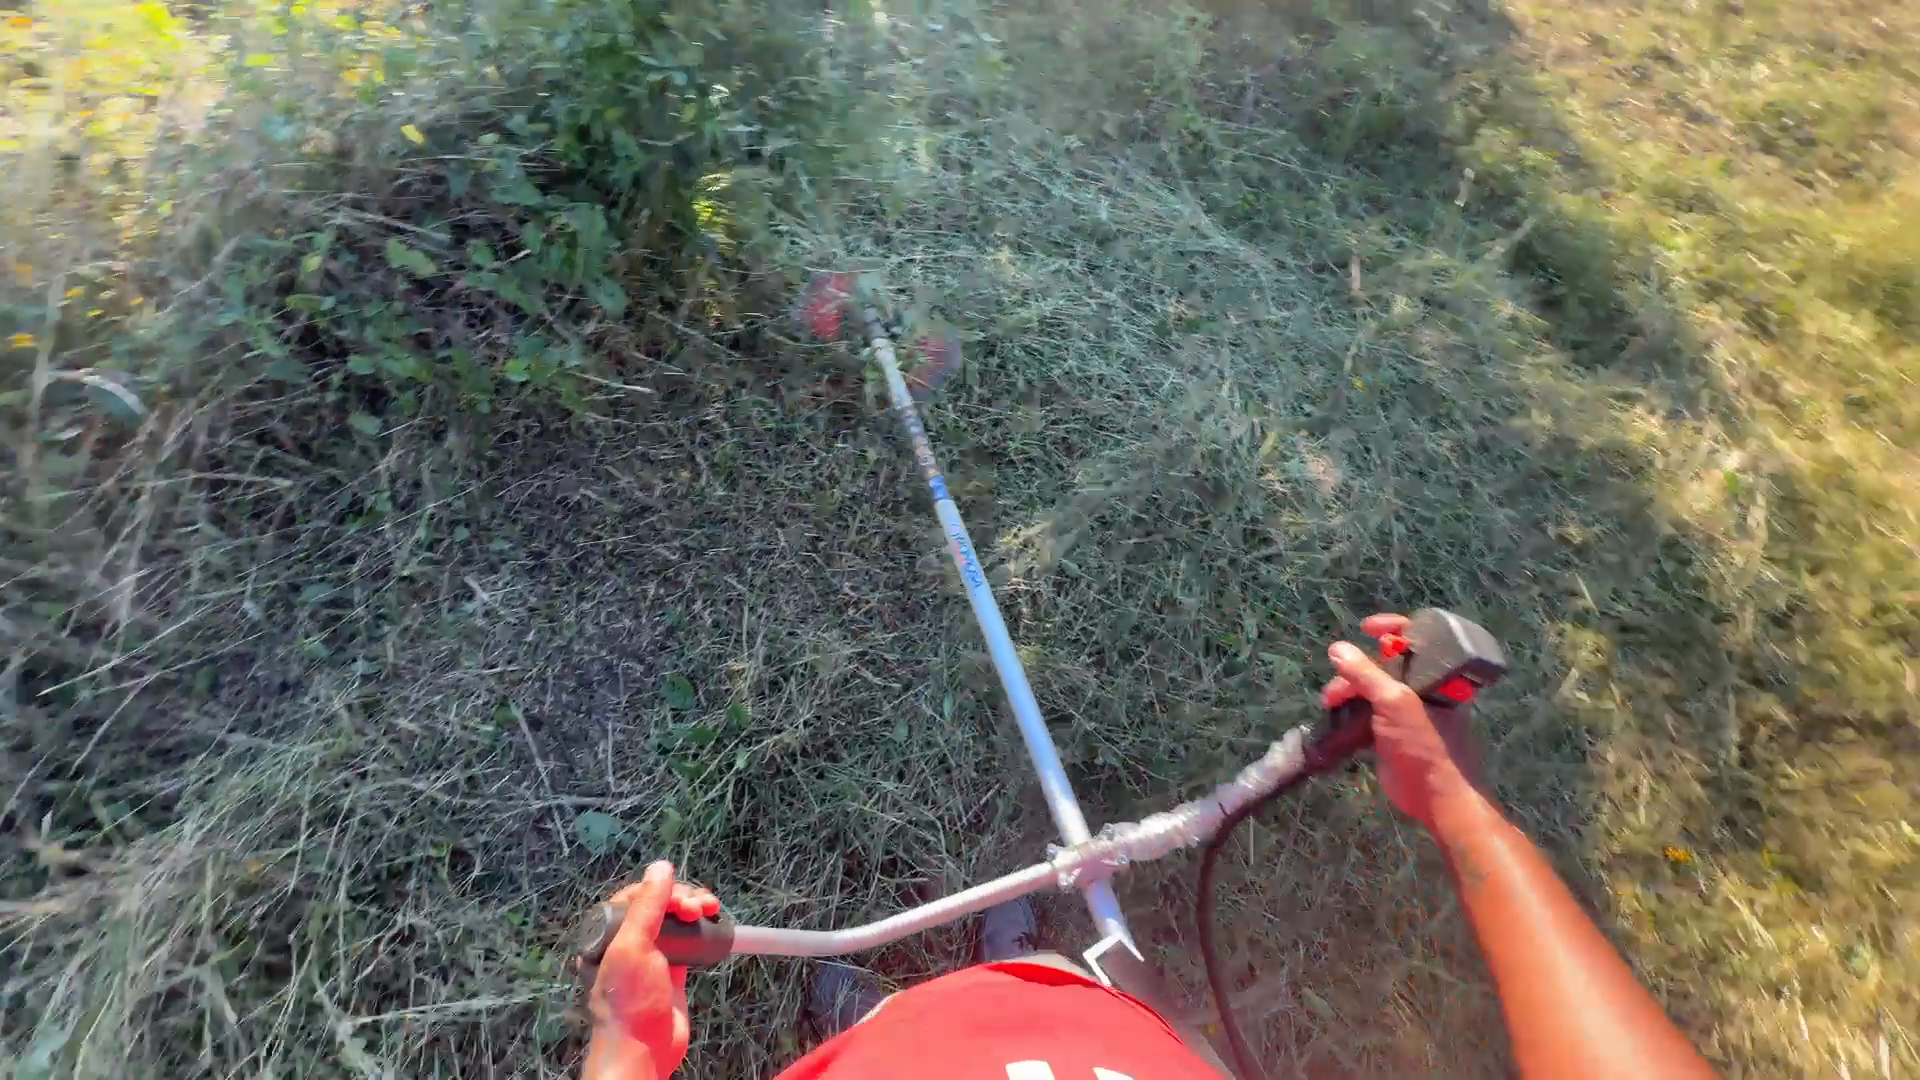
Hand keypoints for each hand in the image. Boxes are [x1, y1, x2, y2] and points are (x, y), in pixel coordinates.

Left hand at [581, 861, 720, 1079]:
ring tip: (711, 910)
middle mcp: (626, 943)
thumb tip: (661, 865)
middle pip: (658, 904)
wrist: (643, 1053)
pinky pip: (688, 936)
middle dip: (682, 898)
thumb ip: (646, 907)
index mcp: (606, 936)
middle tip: (699, 908)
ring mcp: (651, 956)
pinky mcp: (673, 969)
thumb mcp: (633, 949)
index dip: (660, 890)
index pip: (635, 896)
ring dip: (695, 907)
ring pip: (675, 918)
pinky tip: (713, 921)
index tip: (681, 899)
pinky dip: (701, 926)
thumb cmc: (632, 1000)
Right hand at [1321, 613, 1481, 831]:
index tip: (1365, 628)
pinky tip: (1335, 714)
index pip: (1416, 638)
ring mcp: (1405, 711)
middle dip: (1355, 668)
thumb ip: (1365, 674)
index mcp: (1435, 677)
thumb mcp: (1395, 703)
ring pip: (1369, 687)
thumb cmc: (1426, 745)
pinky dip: (1349, 708)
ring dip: (1347, 689)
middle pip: (1383, 663)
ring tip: (1330, 703)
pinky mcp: (1390, 731)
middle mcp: (1422, 689)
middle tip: (1338, 686)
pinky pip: (1365, 709)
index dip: (1392, 627)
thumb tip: (1336, 648)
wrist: (1437, 798)